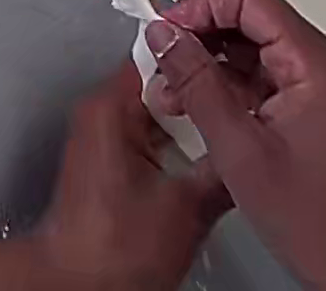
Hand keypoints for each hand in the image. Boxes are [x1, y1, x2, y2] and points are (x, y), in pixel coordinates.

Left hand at [33, 61, 231, 290]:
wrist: (74, 285)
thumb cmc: (119, 247)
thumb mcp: (184, 208)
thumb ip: (220, 169)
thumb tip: (250, 145)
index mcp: (110, 106)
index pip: (153, 58)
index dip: (191, 57)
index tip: (225, 63)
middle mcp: (101, 110)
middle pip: (155, 84)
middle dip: (194, 93)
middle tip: (237, 100)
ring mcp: (102, 133)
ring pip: (152, 110)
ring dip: (185, 120)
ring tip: (226, 125)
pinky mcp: (107, 156)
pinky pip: (144, 132)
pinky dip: (171, 141)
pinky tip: (202, 155)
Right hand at [146, 0, 325, 290]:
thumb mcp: (242, 152)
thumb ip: (197, 83)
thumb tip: (166, 38)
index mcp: (317, 64)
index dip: (198, 7)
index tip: (167, 30)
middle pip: (250, 19)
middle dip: (200, 37)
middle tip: (166, 62)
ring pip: (256, 50)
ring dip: (212, 65)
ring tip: (179, 93)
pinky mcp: (325, 112)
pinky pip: (269, 78)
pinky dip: (233, 88)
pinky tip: (209, 112)